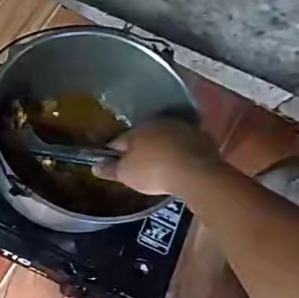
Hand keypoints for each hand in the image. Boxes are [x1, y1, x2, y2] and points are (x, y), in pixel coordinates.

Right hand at [93, 118, 221, 195]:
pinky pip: (186, 145)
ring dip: (162, 148)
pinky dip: (181, 153)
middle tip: (137, 166)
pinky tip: (180, 166)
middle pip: (144, 137)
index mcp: (137, 130)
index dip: (112, 152)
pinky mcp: (204, 139)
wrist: (197, 173)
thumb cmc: (153, 171)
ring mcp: (183, 129)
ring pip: (166, 138)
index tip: (111, 162)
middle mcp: (159, 123)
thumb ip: (109, 169)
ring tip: (160, 166)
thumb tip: (95, 166)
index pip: (118, 140)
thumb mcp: (125, 174)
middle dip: (139, 148)